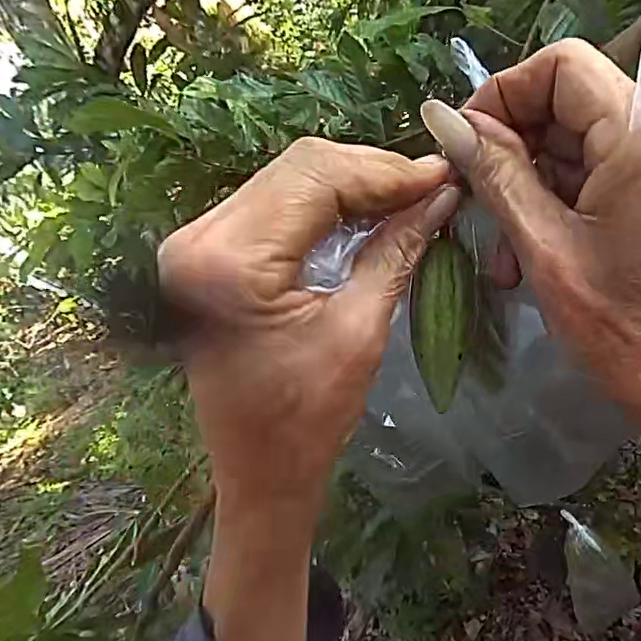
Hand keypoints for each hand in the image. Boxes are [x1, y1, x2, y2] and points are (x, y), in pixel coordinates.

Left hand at [159, 138, 454, 640]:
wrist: (259, 471)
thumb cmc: (309, 419)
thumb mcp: (360, 332)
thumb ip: (395, 252)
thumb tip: (440, 197)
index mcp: (229, 260)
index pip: (316, 178)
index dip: (387, 171)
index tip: (443, 175)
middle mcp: (198, 237)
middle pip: (299, 168)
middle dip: (373, 172)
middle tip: (433, 185)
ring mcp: (197, 242)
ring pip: (288, 179)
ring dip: (354, 184)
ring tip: (412, 196)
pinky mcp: (209, 254)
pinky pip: (278, 206)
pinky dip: (329, 204)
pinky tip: (371, 211)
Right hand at [425, 40, 640, 556]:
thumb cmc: (622, 330)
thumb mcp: (545, 247)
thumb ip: (494, 171)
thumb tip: (442, 117)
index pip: (562, 66)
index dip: (501, 97)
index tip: (465, 145)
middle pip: (572, 100)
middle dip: (516, 149)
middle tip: (478, 204)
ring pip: (584, 138)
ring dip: (534, 184)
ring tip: (506, 249)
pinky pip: (607, 167)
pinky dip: (566, 198)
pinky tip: (535, 247)